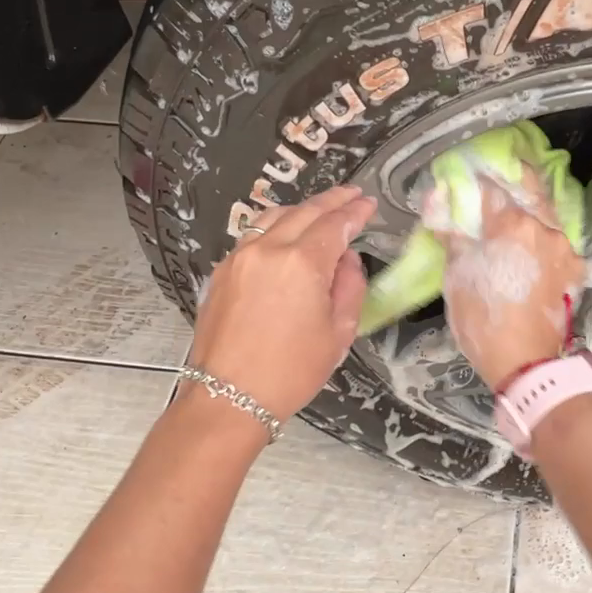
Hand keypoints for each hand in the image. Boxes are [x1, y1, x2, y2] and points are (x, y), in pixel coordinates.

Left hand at [187, 186, 375, 420]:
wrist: (228, 397)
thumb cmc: (291, 371)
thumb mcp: (338, 334)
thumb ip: (349, 288)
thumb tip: (347, 261)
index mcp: (302, 263)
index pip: (335, 224)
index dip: (355, 211)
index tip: (369, 203)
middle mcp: (268, 249)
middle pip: (305, 211)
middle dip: (332, 201)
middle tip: (352, 194)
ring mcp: (239, 257)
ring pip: (274, 217)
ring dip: (302, 209)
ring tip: (322, 210)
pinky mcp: (222, 271)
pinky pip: (254, 235)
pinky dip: (276, 227)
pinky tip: (287, 235)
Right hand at [439, 174, 583, 387]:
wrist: (524, 362)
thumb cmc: (482, 318)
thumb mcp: (457, 275)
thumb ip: (451, 232)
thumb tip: (438, 199)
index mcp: (513, 224)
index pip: (492, 189)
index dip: (478, 181)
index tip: (468, 177)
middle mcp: (544, 228)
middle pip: (529, 192)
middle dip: (515, 180)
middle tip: (501, 174)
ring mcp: (564, 249)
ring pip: (547, 215)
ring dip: (532, 206)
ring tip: (517, 205)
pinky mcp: (573, 270)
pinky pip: (558, 241)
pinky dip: (545, 234)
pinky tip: (535, 238)